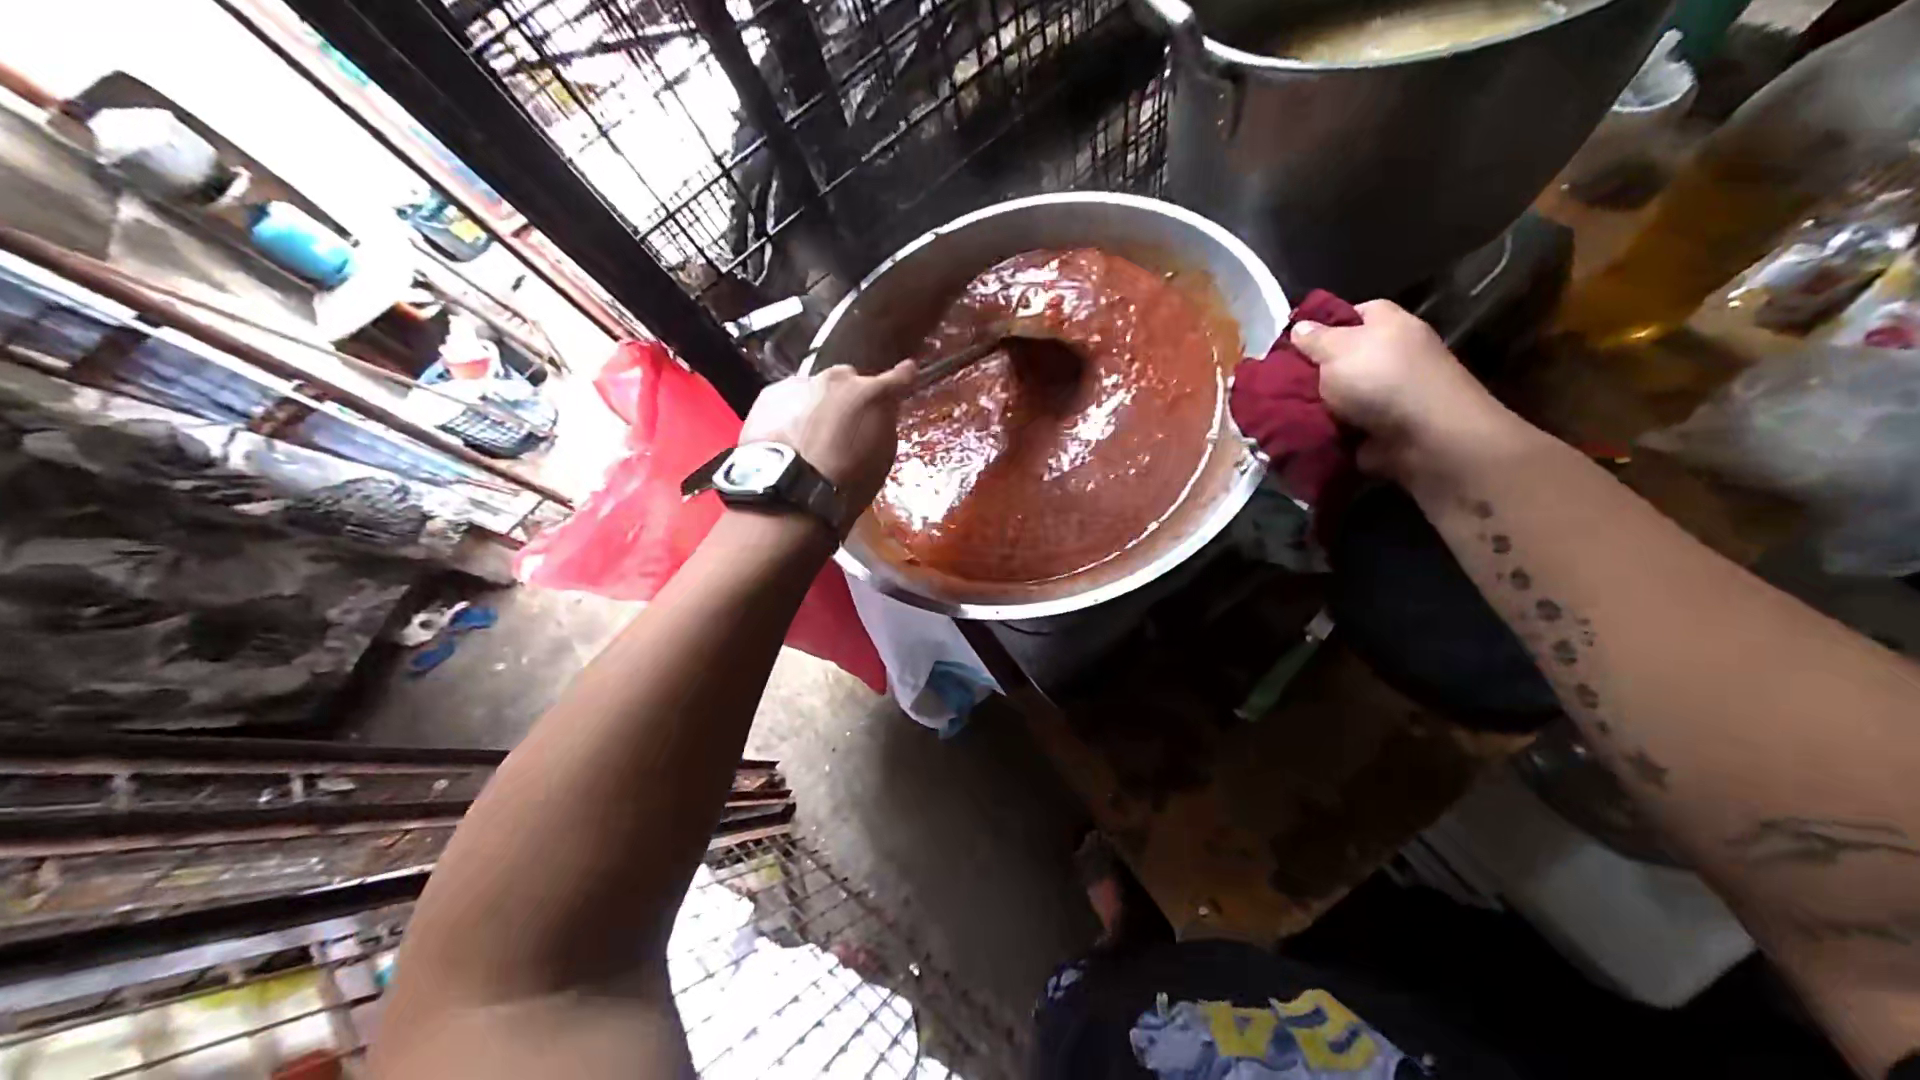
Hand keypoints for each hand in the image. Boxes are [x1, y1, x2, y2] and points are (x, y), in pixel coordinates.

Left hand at [738, 360, 915, 522]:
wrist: (788, 487)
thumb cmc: (845, 481)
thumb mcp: (880, 457)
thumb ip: (882, 423)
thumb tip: (881, 410)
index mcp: (872, 394)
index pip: (898, 377)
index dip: (903, 377)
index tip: (906, 373)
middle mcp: (838, 379)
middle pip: (848, 379)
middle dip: (849, 395)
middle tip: (845, 423)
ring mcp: (801, 382)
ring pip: (815, 388)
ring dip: (818, 403)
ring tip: (811, 433)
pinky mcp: (770, 394)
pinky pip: (788, 398)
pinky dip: (791, 411)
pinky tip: (788, 434)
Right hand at [1290, 299, 1517, 477]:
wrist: (1424, 435)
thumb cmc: (1381, 378)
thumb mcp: (1338, 349)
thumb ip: (1315, 338)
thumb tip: (1300, 326)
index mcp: (1387, 324)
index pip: (1353, 313)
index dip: (1322, 324)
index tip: (1293, 341)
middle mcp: (1392, 354)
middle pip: (1343, 356)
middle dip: (1313, 369)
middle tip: (1279, 379)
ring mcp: (1389, 392)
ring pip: (1339, 393)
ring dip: (1316, 403)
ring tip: (1281, 408)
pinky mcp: (1383, 426)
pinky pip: (1343, 424)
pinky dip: (1325, 429)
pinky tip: (1300, 430)